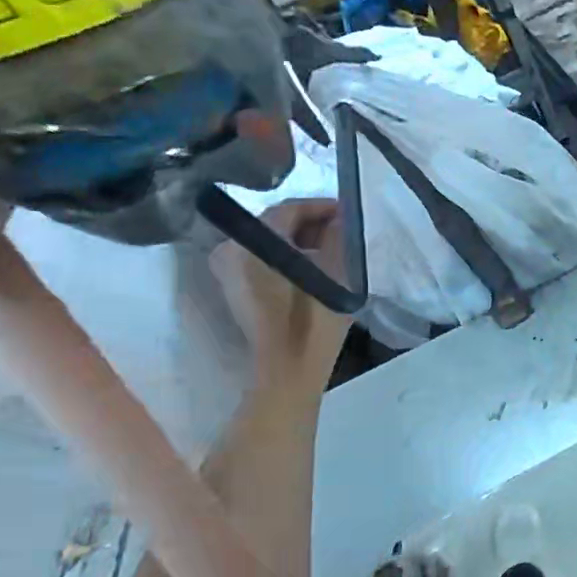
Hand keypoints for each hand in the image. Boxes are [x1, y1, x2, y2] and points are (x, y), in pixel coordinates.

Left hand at [209, 199, 354, 388]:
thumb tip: (339, 220)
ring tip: (333, 248)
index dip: (322, 206)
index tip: (349, 212)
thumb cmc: (313, 323)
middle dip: (311, 222)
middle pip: (275, 222)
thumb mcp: (336, 276)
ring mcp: (227, 268)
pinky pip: (261, 256)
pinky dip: (287, 254)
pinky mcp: (233, 286)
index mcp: (254, 242)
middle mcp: (231, 248)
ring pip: (269, 239)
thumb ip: (337, 239)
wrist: (286, 369)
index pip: (289, 209)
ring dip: (300, 239)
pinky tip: (313, 266)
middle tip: (344, 229)